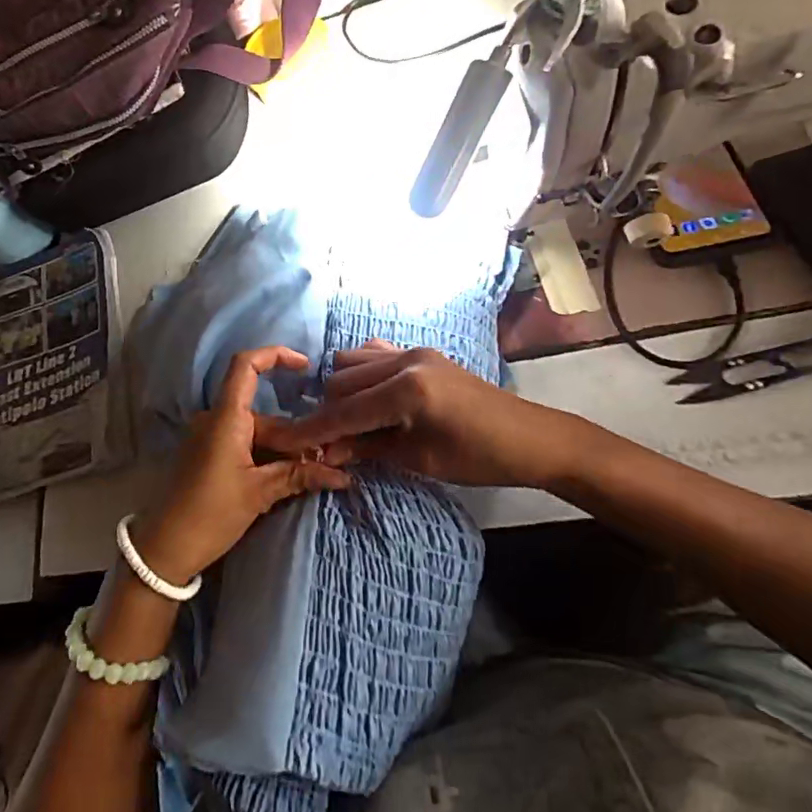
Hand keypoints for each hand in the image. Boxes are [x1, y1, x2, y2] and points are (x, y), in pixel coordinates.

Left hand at [136, 347, 351, 582]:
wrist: (163, 550)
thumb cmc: (209, 513)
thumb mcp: (259, 494)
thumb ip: (299, 476)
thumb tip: (341, 474)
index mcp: (226, 418)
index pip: (246, 367)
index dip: (276, 356)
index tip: (306, 367)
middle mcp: (217, 422)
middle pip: (267, 415)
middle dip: (300, 435)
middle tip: (332, 457)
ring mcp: (212, 441)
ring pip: (261, 436)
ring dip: (288, 453)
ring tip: (320, 473)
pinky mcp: (211, 460)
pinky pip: (247, 449)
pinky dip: (270, 460)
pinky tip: (295, 479)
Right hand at [264, 340, 587, 489]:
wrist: (529, 437)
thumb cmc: (478, 458)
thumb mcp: (419, 460)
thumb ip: (368, 449)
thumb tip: (325, 450)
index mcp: (407, 389)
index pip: (344, 412)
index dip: (312, 431)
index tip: (283, 444)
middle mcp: (405, 360)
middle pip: (341, 382)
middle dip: (326, 414)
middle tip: (321, 444)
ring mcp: (414, 351)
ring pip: (353, 363)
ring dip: (342, 392)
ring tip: (346, 424)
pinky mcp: (422, 352)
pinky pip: (376, 354)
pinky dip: (362, 374)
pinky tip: (366, 398)